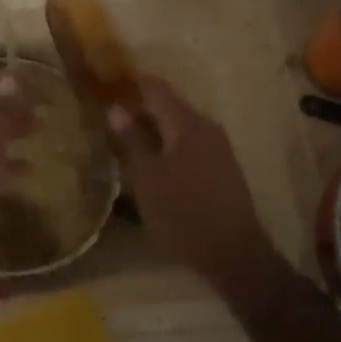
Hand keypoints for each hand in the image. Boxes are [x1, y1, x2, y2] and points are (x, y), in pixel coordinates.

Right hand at [108, 77, 271, 286]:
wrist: (235, 255)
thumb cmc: (183, 213)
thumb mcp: (147, 178)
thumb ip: (132, 140)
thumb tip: (116, 108)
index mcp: (186, 123)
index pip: (155, 88)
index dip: (129, 86)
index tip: (105, 91)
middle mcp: (206, 127)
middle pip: (168, 107)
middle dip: (139, 112)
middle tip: (109, 125)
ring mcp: (218, 148)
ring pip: (178, 128)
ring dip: (153, 133)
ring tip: (126, 148)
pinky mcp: (223, 169)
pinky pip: (190, 145)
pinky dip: (168, 149)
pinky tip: (153, 168)